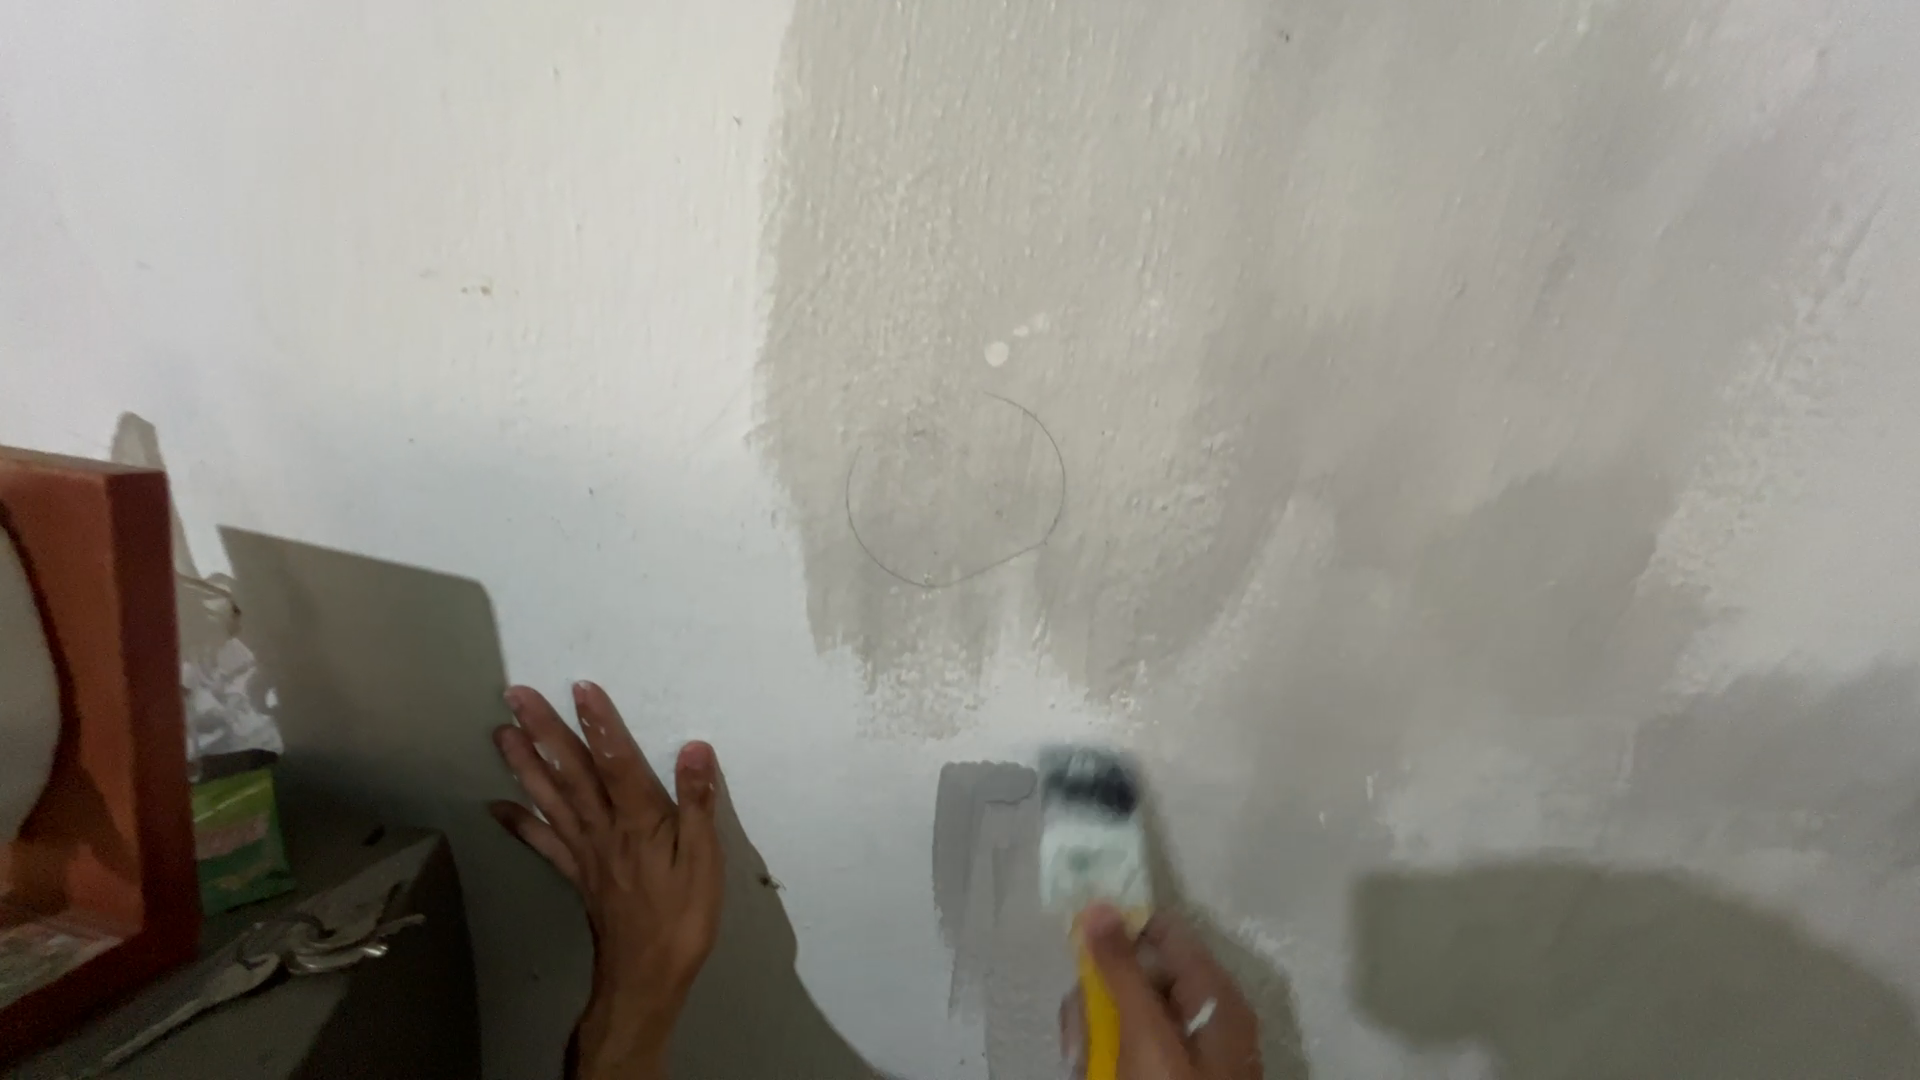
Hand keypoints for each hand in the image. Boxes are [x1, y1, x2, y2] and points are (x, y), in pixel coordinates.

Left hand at [489, 682, 723, 1079]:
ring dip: (524, 763)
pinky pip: (542, 843)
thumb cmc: (683, 914)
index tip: (582, 687)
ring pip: (549, 799)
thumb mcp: (705, 859)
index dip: (600, 723)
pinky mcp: (576, 873)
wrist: (645, 977)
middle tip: (518, 696)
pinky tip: (497, 805)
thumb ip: (698, 802)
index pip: (616, 761)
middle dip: (545, 731)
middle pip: (571, 772)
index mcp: (638, 821)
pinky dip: (517, 822)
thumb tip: (695, 748)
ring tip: (501, 732)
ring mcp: (583, 851)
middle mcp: (602, 828)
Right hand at [1065, 904, 1261, 1079]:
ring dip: (1093, 1030)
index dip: (1120, 927)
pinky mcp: (1162, 1072)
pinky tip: (1090, 1072)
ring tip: (1083, 1064)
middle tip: (1083, 1032)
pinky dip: (1102, 1055)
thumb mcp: (1145, 1036)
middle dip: (1099, 995)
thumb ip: (1120, 968)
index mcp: (1212, 994)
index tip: (1079, 941)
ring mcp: (1182, 1048)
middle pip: (1136, 971)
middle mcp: (1201, 1014)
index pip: (1162, 930)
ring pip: (1122, 1008)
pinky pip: (1124, 1043)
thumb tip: (1098, 903)